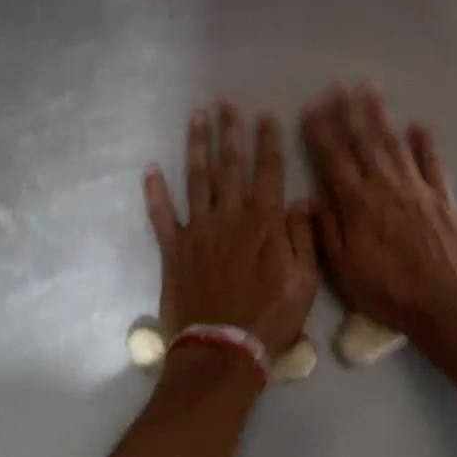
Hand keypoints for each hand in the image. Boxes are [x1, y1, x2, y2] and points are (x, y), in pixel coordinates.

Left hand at [144, 104, 320, 358]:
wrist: (223, 353)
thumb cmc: (270, 319)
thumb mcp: (305, 283)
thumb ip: (305, 238)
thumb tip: (303, 200)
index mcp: (263, 222)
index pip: (268, 170)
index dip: (267, 140)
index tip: (264, 114)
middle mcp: (230, 216)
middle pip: (231, 165)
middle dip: (230, 131)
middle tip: (226, 103)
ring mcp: (199, 230)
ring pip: (197, 178)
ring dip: (197, 145)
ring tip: (197, 117)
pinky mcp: (174, 248)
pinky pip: (161, 214)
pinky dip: (155, 190)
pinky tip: (151, 167)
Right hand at [302, 83, 456, 336]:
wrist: (450, 307)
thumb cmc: (390, 294)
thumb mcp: (345, 270)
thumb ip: (326, 230)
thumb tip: (309, 195)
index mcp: (357, 204)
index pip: (333, 159)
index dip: (320, 131)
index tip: (311, 106)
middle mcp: (385, 187)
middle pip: (363, 141)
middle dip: (348, 111)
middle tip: (339, 85)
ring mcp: (417, 189)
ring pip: (394, 143)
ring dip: (380, 115)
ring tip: (370, 90)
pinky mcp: (444, 198)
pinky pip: (433, 163)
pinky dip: (426, 143)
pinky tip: (419, 124)